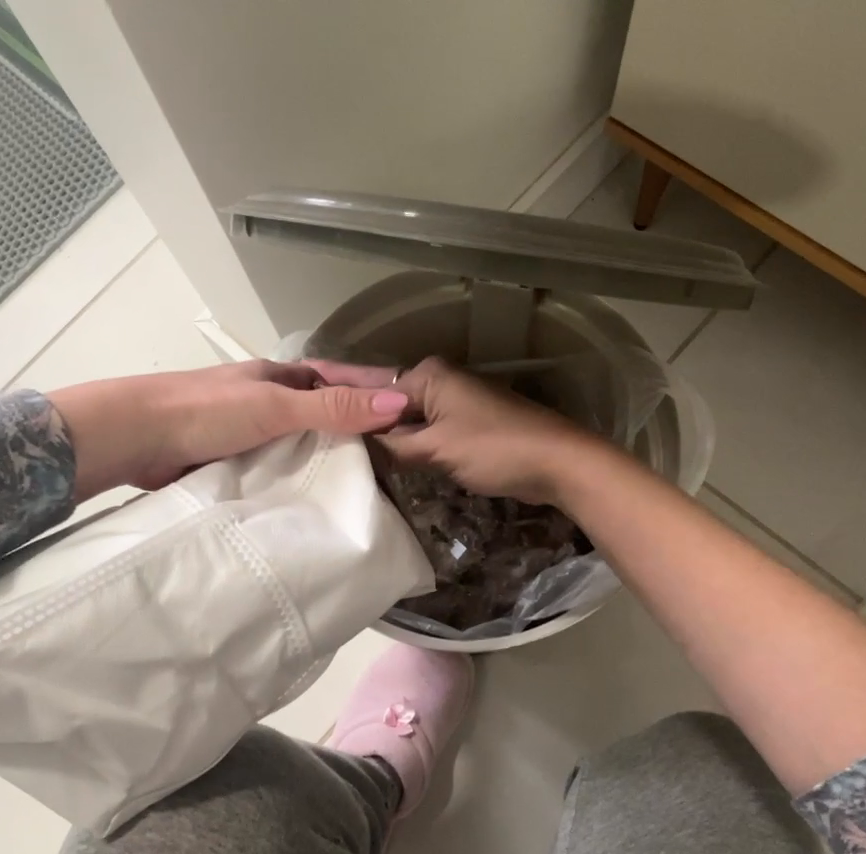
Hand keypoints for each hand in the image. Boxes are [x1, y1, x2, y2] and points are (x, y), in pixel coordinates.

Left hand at [45, 361, 409, 499]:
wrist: (133, 438)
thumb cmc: (205, 411)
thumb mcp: (277, 406)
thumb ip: (334, 407)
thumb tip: (399, 402)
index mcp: (280, 376)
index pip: (341, 379)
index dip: (376, 391)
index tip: (415, 410)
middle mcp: (268, 400)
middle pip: (324, 414)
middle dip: (357, 431)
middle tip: (402, 460)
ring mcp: (249, 433)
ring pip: (301, 445)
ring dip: (328, 460)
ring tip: (370, 488)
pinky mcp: (233, 463)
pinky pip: (278, 470)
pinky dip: (298, 481)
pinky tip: (317, 501)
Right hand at [313, 356, 626, 505]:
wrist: (559, 464)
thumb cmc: (495, 449)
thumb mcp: (435, 449)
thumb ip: (393, 444)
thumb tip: (358, 438)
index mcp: (427, 376)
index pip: (369, 386)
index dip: (339, 396)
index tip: (305, 400)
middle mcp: (439, 381)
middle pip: (386, 401)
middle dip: (359, 418)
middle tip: (317, 436)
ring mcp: (455, 403)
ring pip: (406, 419)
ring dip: (384, 436)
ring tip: (340, 449)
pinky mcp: (467, 427)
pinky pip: (426, 433)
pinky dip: (408, 446)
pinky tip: (386, 461)